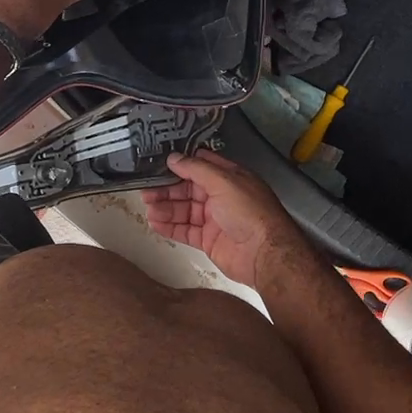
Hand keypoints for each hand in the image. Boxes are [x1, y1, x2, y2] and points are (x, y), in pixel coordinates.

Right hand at [140, 150, 306, 287]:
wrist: (264, 254)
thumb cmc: (251, 213)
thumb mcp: (224, 182)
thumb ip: (197, 168)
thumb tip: (175, 158)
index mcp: (228, 178)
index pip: (199, 167)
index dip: (179, 165)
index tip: (159, 166)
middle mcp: (221, 197)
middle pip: (188, 190)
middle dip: (167, 190)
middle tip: (147, 191)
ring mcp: (214, 219)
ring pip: (184, 211)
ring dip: (165, 209)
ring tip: (148, 208)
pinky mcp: (208, 240)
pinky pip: (185, 231)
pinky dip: (170, 227)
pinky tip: (156, 224)